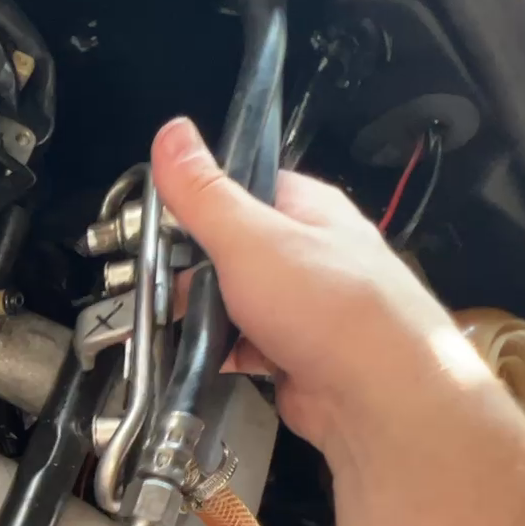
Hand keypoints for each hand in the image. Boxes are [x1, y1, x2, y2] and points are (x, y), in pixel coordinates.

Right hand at [150, 117, 489, 463]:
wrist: (374, 393)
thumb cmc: (323, 305)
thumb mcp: (249, 239)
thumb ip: (204, 194)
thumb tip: (170, 131)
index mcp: (305, 209)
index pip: (241, 189)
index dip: (194, 204)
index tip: (153, 228)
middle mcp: (307, 252)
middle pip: (226, 251)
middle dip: (185, 274)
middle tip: (150, 291)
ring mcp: (299, 304)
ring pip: (228, 301)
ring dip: (196, 317)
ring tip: (165, 331)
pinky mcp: (289, 350)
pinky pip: (237, 343)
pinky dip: (214, 352)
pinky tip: (196, 361)